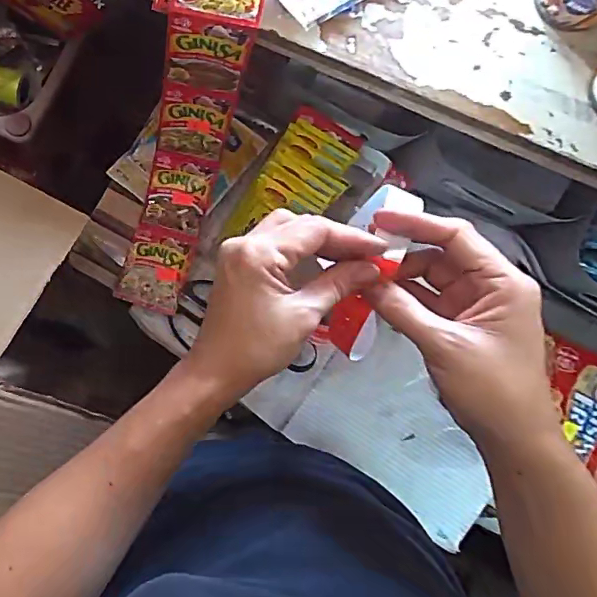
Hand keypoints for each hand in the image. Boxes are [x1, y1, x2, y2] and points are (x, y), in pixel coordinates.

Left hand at [185, 210, 386, 396]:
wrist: (215, 372)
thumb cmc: (257, 349)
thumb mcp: (304, 315)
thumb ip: (338, 284)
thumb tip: (371, 269)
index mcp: (258, 252)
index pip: (314, 229)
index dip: (351, 238)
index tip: (381, 250)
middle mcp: (244, 242)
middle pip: (298, 224)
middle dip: (334, 237)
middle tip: (365, 255)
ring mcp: (236, 251)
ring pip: (284, 230)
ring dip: (316, 242)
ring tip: (348, 260)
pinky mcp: (236, 264)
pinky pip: (272, 245)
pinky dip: (297, 252)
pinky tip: (320, 266)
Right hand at [361, 211, 562, 463]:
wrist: (514, 439)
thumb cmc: (493, 391)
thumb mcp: (443, 346)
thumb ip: (402, 310)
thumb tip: (366, 282)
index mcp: (502, 282)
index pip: (456, 236)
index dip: (416, 224)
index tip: (379, 221)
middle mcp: (490, 287)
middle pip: (440, 255)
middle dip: (402, 254)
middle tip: (363, 254)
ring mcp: (474, 306)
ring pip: (430, 278)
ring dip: (399, 278)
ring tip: (364, 276)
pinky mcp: (460, 325)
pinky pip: (428, 301)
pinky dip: (404, 299)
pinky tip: (377, 296)